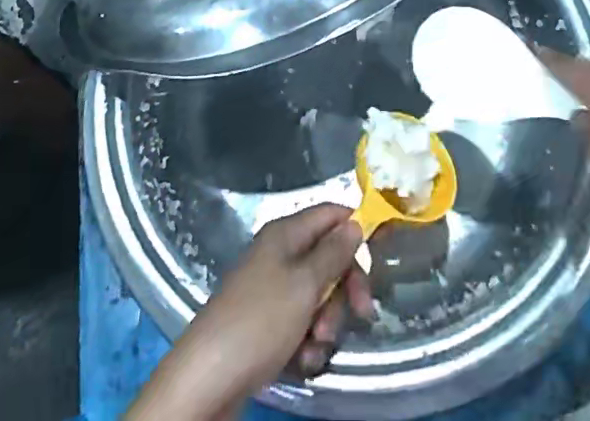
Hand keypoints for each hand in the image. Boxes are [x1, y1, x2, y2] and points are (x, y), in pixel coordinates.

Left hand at [128, 204, 373, 420]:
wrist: (210, 376)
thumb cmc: (260, 320)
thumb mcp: (305, 284)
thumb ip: (333, 252)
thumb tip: (354, 221)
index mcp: (286, 234)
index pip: (330, 214)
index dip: (355, 228)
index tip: (379, 253)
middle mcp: (280, 255)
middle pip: (329, 258)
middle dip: (345, 288)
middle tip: (359, 313)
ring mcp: (273, 289)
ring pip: (319, 296)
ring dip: (328, 322)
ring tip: (317, 344)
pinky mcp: (268, 322)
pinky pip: (302, 323)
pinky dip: (309, 341)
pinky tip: (304, 359)